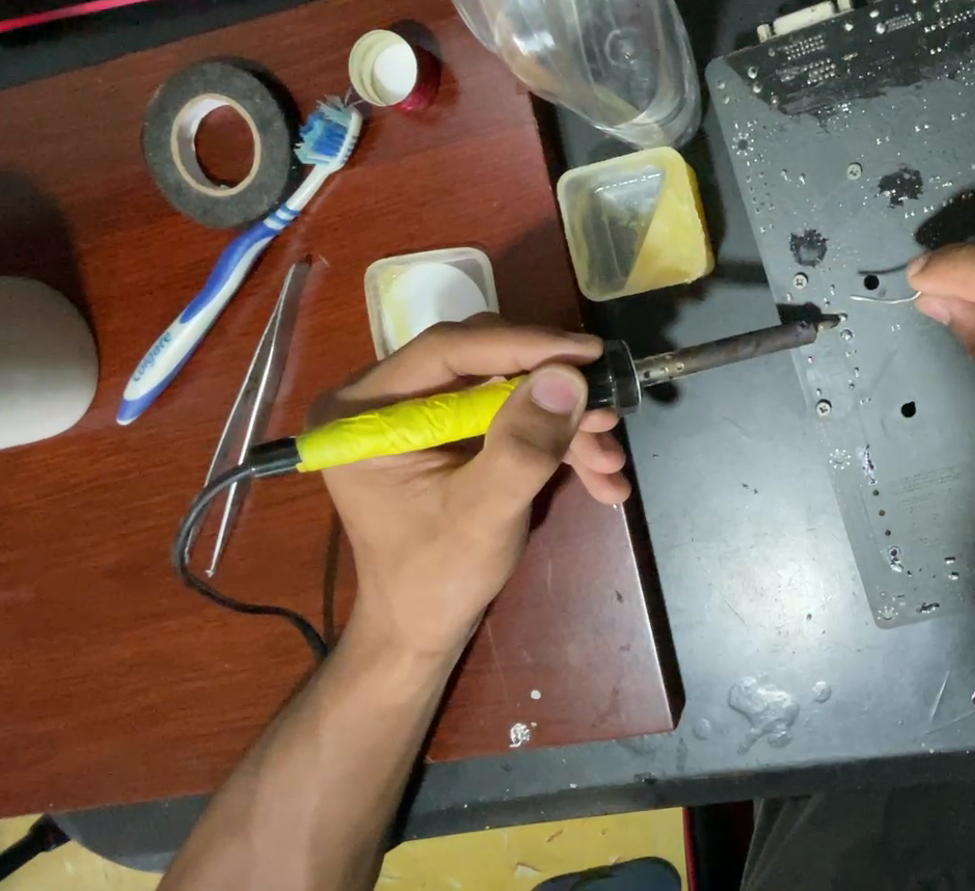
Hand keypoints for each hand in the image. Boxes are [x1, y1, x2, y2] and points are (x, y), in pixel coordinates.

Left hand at [311, 316, 631, 659]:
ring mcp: (428, 416)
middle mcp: (391, 399)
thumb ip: (521, 447)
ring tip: (611, 461)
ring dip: (567, 424)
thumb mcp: (482, 515)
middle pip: (487, 363)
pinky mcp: (459, 435)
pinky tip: (602, 478)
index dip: (522, 346)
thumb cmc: (434, 578)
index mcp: (364, 409)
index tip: (588, 354)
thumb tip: (569, 378)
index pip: (448, 350)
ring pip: (512, 390)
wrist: (423, 628)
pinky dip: (561, 444)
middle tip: (607, 410)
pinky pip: (518, 418)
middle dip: (554, 393)